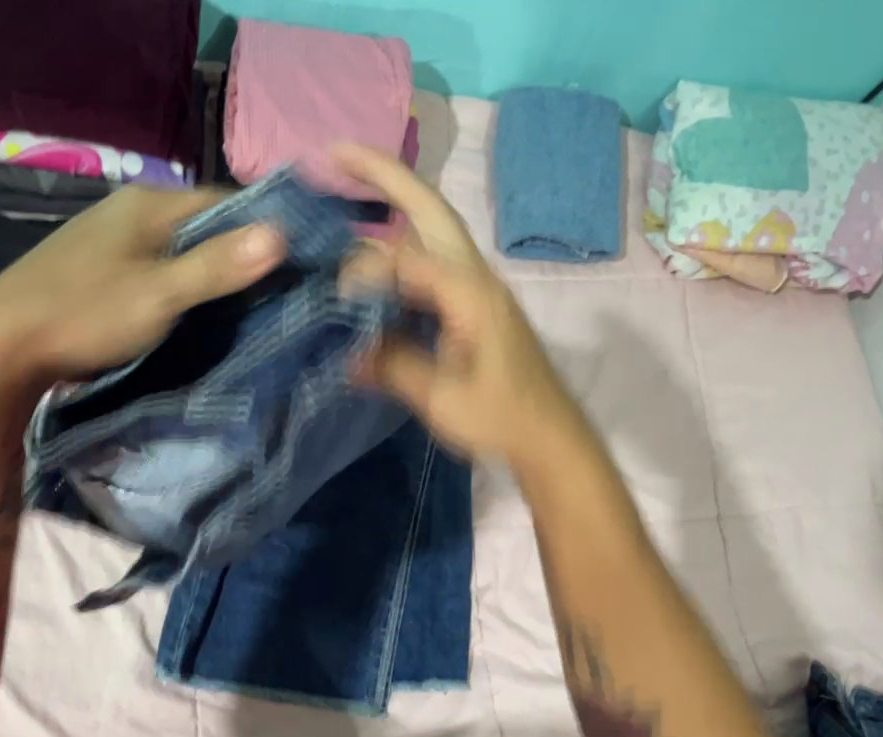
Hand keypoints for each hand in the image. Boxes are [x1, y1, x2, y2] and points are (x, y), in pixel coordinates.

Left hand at [0, 186, 285, 385]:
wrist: (2, 345)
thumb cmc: (85, 313)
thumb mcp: (159, 293)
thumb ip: (217, 266)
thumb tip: (283, 233)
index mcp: (148, 205)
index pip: (225, 202)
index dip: (262, 230)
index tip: (294, 266)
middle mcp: (129, 212)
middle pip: (202, 227)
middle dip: (237, 256)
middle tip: (274, 295)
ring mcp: (109, 241)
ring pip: (177, 251)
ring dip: (207, 275)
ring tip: (241, 309)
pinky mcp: (97, 270)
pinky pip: (154, 270)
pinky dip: (178, 287)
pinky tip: (189, 314)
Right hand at [331, 144, 584, 465]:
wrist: (550, 435)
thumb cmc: (502, 419)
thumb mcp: (442, 398)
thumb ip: (394, 366)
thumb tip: (347, 352)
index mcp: (470, 293)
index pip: (406, 258)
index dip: (363, 269)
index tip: (332, 293)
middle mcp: (475, 275)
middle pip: (429, 208)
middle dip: (383, 175)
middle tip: (334, 155)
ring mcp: (477, 286)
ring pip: (432, 228)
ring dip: (392, 202)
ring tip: (346, 187)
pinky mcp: (473, 303)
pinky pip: (431, 259)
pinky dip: (399, 242)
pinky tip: (372, 254)